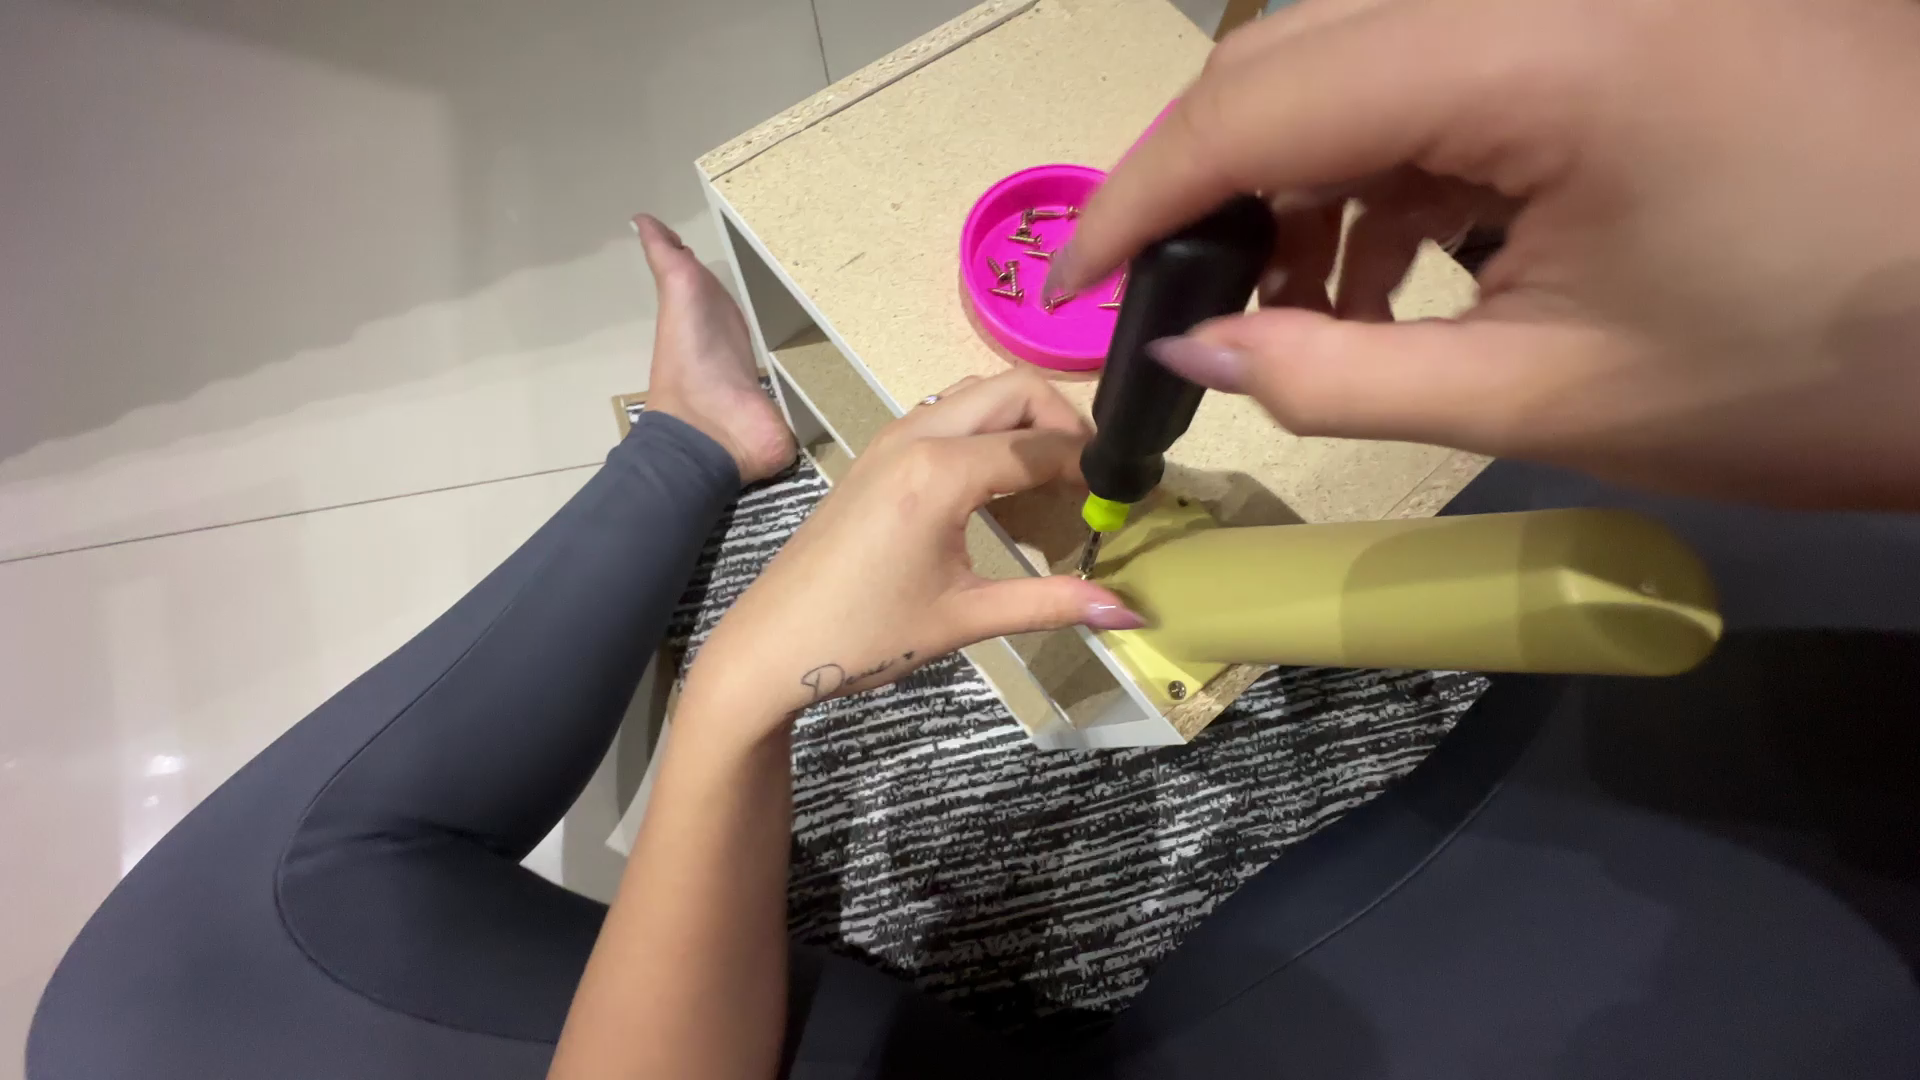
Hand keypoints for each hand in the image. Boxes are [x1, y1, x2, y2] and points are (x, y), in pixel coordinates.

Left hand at [682, 369, 1142, 723]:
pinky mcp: (876, 453)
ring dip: (1022, 418)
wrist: (771, 643)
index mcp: (940, 472)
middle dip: (1062, 421)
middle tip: (1089, 476)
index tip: (1122, 494)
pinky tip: (995, 481)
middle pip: (1013, 390)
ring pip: (977, 393)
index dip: (1090, 466)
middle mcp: (917, 436)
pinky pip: (946, 412)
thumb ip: (1051, 604)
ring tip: (1049, 475)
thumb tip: (1131, 615)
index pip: (1040, 446)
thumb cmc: (866, 635)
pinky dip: (987, 427)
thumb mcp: (965, 617)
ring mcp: (890, 438)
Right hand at [1050, 0, 1919, 508]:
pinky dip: (1350, 185)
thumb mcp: (1535, 398)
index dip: (1134, 201)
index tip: (1068, 286)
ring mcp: (1566, 4)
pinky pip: (1408, 87)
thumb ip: (1328, 377)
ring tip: (1270, 308)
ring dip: (1271, 190)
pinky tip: (1363, 274)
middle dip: (1189, 187)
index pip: (1254, 104)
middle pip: (1279, 58)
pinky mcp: (1585, 35)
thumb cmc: (1816, 370)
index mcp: (1540, 53)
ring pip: (1335, 66)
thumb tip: (1185, 350)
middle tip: (1154, 296)